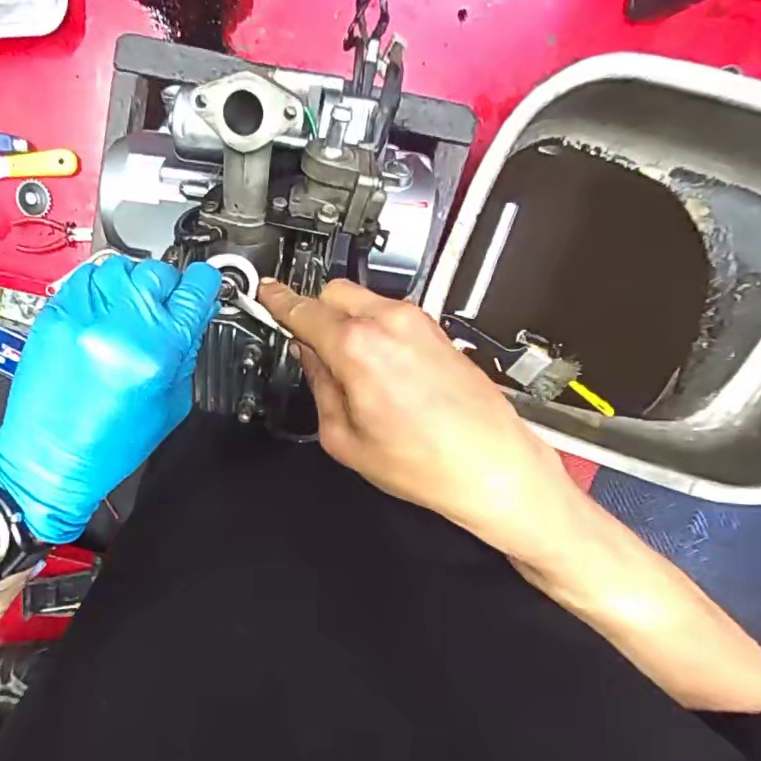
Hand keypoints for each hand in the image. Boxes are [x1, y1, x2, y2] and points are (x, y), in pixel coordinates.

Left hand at [0, 257, 221, 542]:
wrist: (50, 457)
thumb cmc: (107, 445)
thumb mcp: (171, 404)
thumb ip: (187, 353)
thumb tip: (194, 317)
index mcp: (157, 350)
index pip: (194, 289)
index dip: (205, 285)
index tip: (204, 286)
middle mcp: (120, 324)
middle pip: (159, 271)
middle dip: (169, 287)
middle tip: (166, 307)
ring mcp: (84, 314)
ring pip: (122, 266)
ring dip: (133, 283)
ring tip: (132, 309)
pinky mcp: (55, 312)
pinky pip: (87, 275)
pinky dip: (101, 285)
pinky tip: (105, 308)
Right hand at [258, 279, 579, 560]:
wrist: (493, 467)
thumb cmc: (432, 463)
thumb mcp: (346, 438)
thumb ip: (319, 386)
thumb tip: (310, 360)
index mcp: (358, 347)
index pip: (303, 308)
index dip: (277, 301)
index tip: (267, 295)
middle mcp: (391, 323)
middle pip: (332, 293)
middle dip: (314, 314)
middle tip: (306, 347)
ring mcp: (419, 324)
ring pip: (363, 301)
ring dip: (346, 323)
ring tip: (348, 370)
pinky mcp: (438, 333)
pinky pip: (391, 316)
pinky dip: (373, 331)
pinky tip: (377, 371)